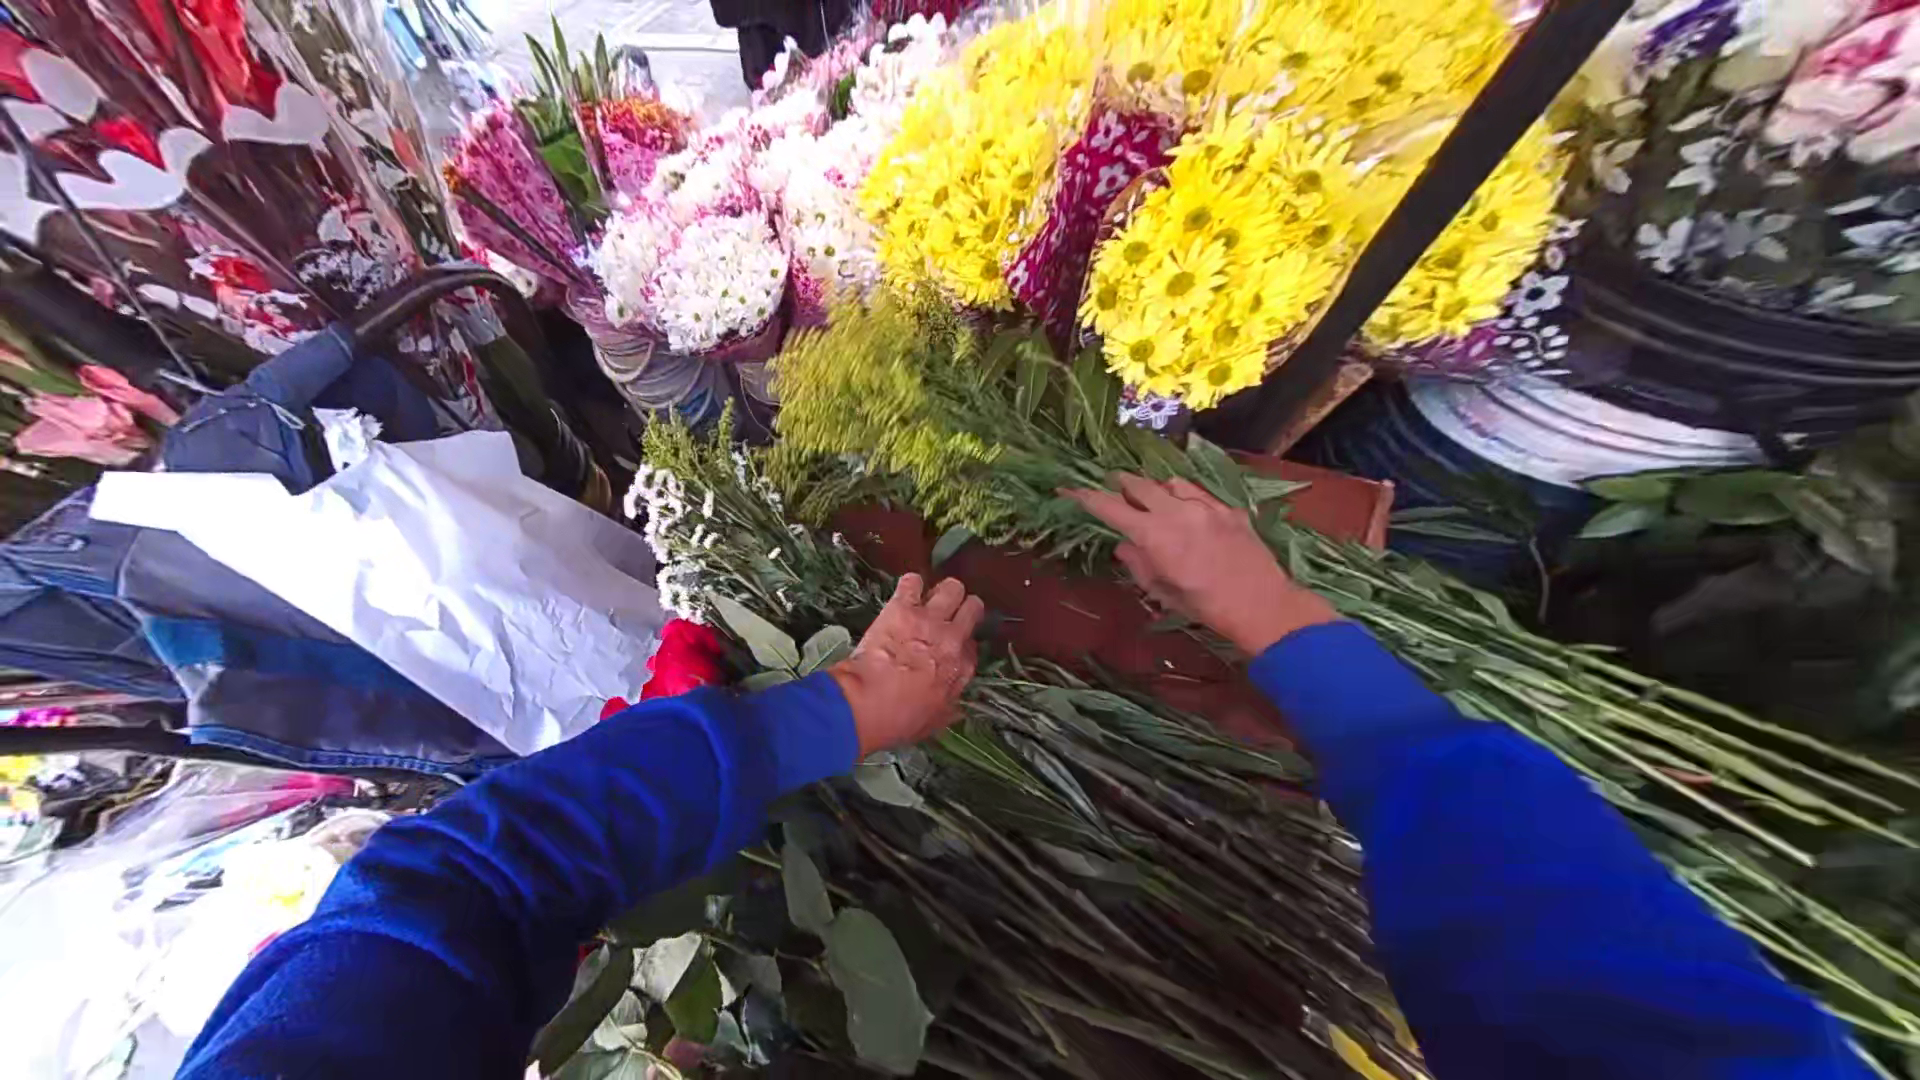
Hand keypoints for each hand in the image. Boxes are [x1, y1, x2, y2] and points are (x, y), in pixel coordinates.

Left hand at [829, 573, 983, 756]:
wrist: (866, 703)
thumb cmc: (899, 719)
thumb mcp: (934, 722)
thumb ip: (949, 709)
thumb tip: (956, 709)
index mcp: (961, 668)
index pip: (972, 646)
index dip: (962, 643)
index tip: (950, 647)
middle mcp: (953, 638)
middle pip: (972, 607)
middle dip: (963, 607)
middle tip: (948, 613)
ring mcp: (929, 619)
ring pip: (951, 587)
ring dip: (942, 591)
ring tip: (928, 598)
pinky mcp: (903, 607)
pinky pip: (913, 581)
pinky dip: (910, 584)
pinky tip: (905, 592)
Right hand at [1063, 474, 1340, 654]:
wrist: (1260, 604)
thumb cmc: (1203, 605)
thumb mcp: (1161, 590)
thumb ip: (1137, 563)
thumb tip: (1124, 545)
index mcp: (1154, 535)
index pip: (1110, 507)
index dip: (1084, 496)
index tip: (1068, 489)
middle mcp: (1176, 511)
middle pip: (1137, 483)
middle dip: (1119, 483)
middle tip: (1111, 487)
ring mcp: (1205, 506)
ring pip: (1168, 482)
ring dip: (1153, 488)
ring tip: (1151, 499)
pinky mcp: (1227, 508)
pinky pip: (1197, 491)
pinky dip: (1182, 495)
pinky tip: (1185, 510)